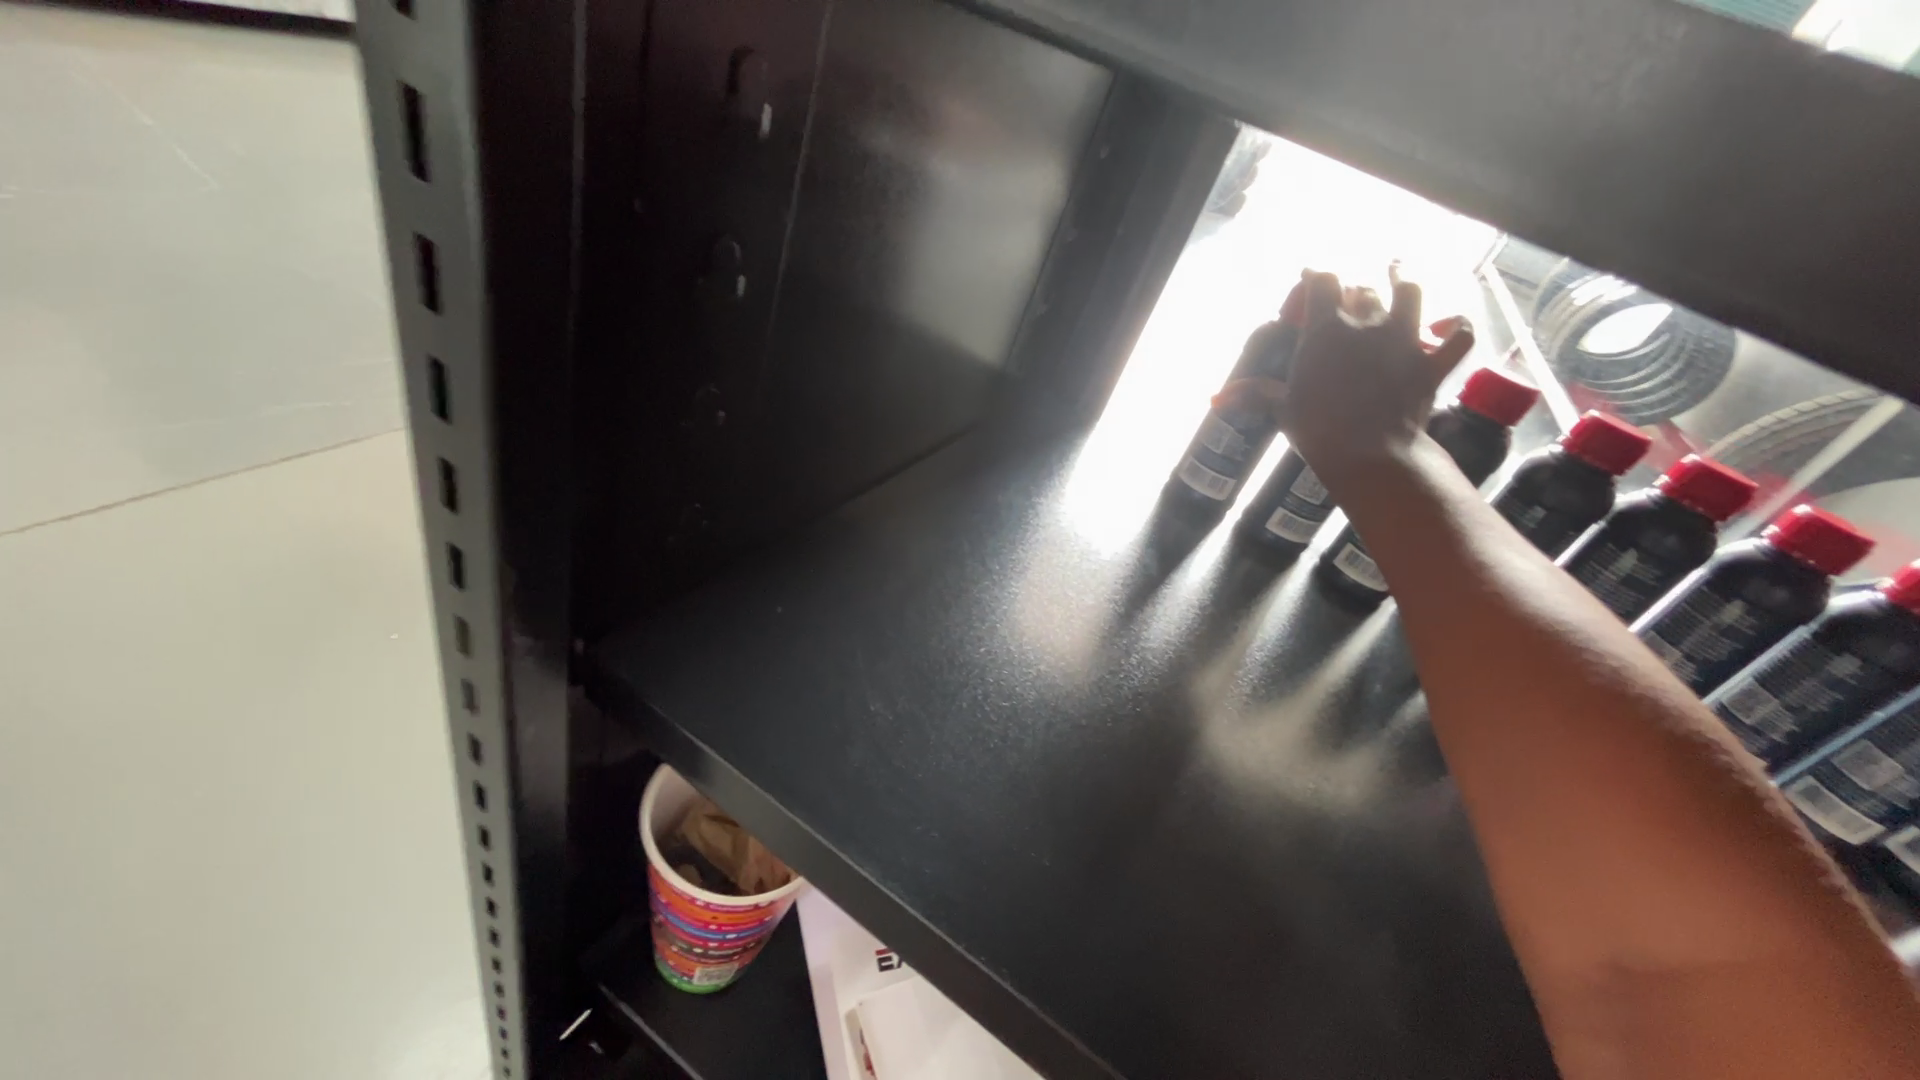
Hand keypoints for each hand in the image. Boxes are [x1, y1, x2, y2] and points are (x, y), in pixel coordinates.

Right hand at [1220, 266, 1474, 485]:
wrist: (1369, 452)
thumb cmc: (1317, 428)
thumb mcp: (1282, 408)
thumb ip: (1255, 393)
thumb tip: (1217, 398)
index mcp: (1327, 329)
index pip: (1323, 280)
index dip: (1317, 276)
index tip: (1311, 279)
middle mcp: (1367, 323)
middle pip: (1362, 288)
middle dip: (1354, 288)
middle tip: (1347, 296)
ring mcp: (1404, 340)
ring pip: (1410, 292)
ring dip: (1403, 280)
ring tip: (1398, 273)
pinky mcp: (1431, 363)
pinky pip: (1456, 337)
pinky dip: (1456, 328)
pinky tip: (1449, 325)